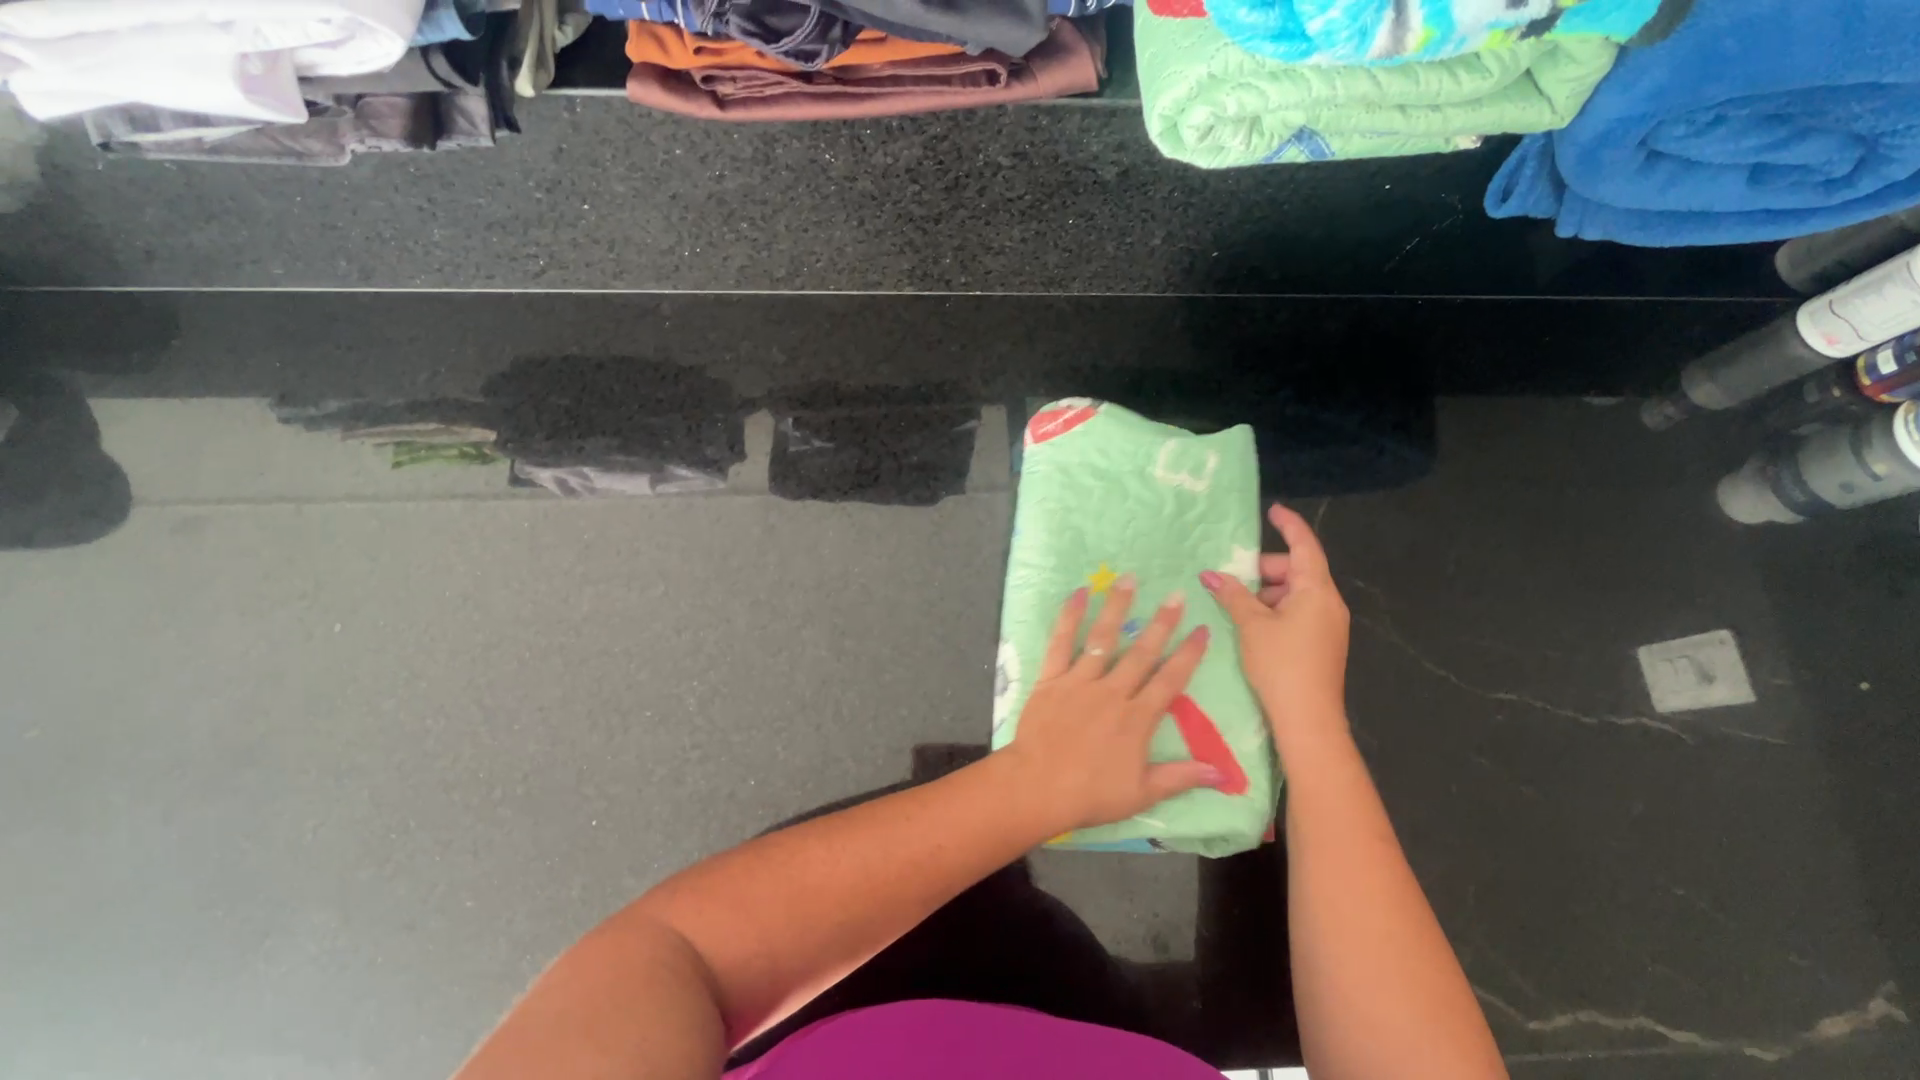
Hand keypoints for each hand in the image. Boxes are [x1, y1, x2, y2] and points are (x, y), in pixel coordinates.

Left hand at [1004, 577, 1226, 832]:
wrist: (1037, 788)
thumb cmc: (1090, 794)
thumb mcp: (1142, 793)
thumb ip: (1181, 777)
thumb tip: (1223, 774)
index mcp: (1137, 718)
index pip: (1170, 680)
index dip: (1188, 654)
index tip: (1203, 630)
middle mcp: (1113, 692)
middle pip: (1142, 653)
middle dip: (1162, 623)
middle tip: (1176, 595)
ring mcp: (1080, 682)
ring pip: (1103, 639)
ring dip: (1118, 608)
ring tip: (1128, 580)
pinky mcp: (1050, 680)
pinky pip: (1061, 643)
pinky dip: (1069, 617)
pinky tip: (1078, 594)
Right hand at [1200, 504, 1350, 744]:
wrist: (1308, 719)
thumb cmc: (1281, 665)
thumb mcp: (1251, 626)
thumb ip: (1233, 595)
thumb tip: (1211, 575)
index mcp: (1316, 591)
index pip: (1304, 546)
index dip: (1289, 525)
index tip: (1272, 511)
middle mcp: (1329, 602)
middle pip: (1298, 571)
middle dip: (1265, 570)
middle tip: (1234, 580)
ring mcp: (1329, 624)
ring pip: (1296, 594)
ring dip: (1267, 594)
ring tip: (1238, 610)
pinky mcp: (1323, 643)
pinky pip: (1299, 612)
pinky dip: (1276, 611)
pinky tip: (1253, 627)